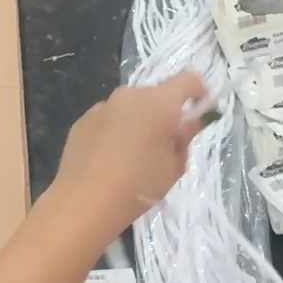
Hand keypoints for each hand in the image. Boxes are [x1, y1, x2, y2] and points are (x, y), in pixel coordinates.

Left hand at [45, 73, 210, 241]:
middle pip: (156, 94)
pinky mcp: (82, 120)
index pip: (188, 80)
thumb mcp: (174, 166)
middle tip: (166, 143)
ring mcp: (102, 106)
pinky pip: (108, 119)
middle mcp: (129, 96)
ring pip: (130, 107)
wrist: (84, 202)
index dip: (199, 92)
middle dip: (166, 112)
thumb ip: (185, 136)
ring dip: (139, 121)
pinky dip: (115, 130)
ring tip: (134, 154)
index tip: (200, 112)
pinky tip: (109, 158)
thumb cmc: (139, 186)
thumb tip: (192, 120)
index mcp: (159, 103)